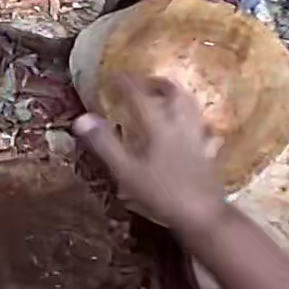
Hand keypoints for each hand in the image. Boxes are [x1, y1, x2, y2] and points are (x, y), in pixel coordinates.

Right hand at [74, 78, 227, 237]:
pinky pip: (202, 126)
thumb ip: (105, 144)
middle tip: (142, 82)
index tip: (114, 75)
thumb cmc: (161, 193)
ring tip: (165, 95)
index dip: (126, 82)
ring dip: (176, 94)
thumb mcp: (126, 171)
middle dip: (156, 82)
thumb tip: (81, 119)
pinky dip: (193, 119)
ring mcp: (196, 136)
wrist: (201, 214)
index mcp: (158, 125)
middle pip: (172, 92)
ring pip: (190, 104)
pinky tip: (190, 125)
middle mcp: (180, 124)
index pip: (139, 95)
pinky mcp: (207, 150)